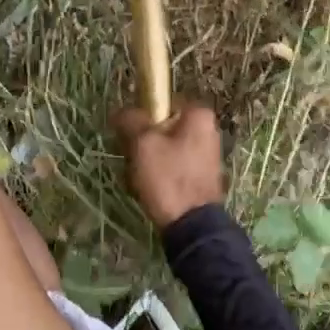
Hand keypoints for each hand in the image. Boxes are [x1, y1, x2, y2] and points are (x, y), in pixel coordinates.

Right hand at [113, 102, 224, 230]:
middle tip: (133, 158)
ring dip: (146, 161)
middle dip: (142, 143)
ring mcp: (205, 156)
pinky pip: (171, 167)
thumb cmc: (168, 177)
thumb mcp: (143, 143)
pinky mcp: (200, 177)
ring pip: (163, 149)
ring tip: (138, 178)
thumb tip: (121, 112)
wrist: (192, 228)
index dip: (141, 116)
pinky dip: (158, 175)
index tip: (130, 133)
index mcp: (199, 115)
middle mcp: (207, 131)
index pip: (161, 102)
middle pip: (161, 127)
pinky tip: (148, 189)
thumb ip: (131, 119)